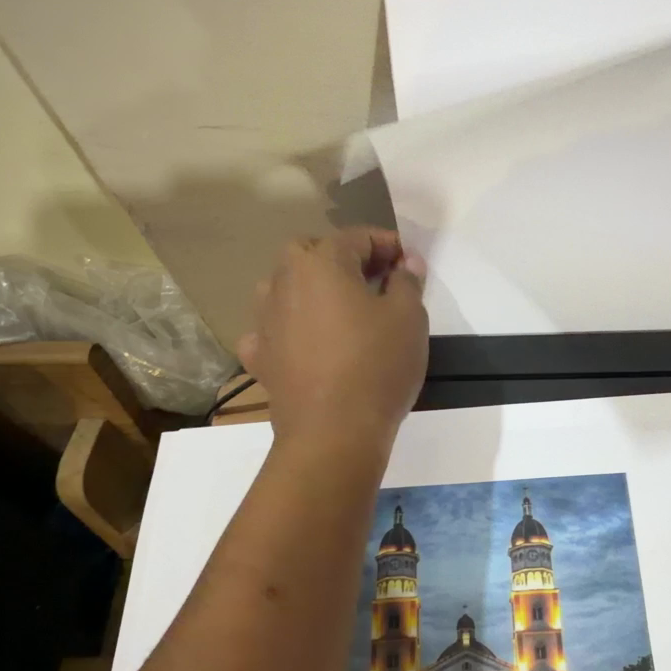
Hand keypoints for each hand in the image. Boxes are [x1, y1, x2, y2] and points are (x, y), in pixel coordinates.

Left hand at [236, 228, 427, 453]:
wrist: (333, 433)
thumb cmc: (377, 366)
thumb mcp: (409, 318)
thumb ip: (407, 281)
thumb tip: (406, 263)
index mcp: (320, 262)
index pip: (357, 237)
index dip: (388, 245)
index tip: (410, 263)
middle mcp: (283, 281)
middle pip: (313, 254)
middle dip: (344, 260)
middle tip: (377, 281)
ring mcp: (264, 320)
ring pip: (288, 288)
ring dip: (313, 290)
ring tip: (343, 311)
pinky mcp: (260, 357)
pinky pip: (274, 329)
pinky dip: (290, 328)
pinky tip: (307, 343)